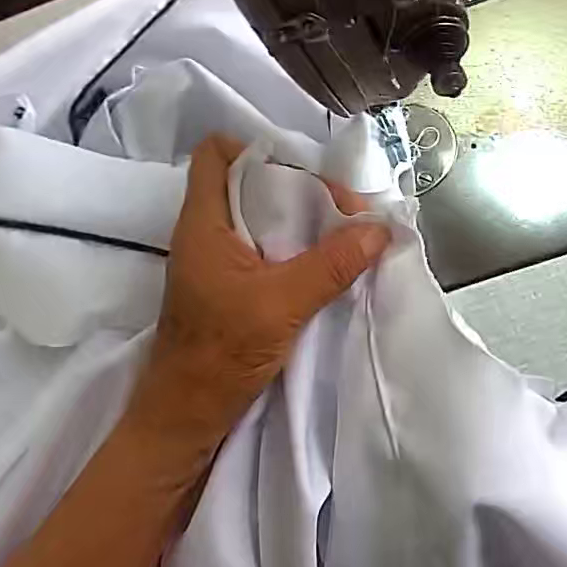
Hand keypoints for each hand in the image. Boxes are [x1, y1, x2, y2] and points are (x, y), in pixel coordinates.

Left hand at [135, 133, 390, 440]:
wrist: (187, 418)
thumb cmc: (219, 355)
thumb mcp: (282, 305)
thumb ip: (332, 264)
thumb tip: (379, 228)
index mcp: (204, 222)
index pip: (215, 153)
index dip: (256, 148)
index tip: (303, 170)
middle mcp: (208, 230)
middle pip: (250, 178)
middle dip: (298, 183)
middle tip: (340, 206)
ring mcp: (219, 256)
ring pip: (261, 211)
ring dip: (302, 214)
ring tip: (343, 228)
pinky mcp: (233, 281)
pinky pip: (268, 241)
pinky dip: (298, 240)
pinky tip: (328, 255)